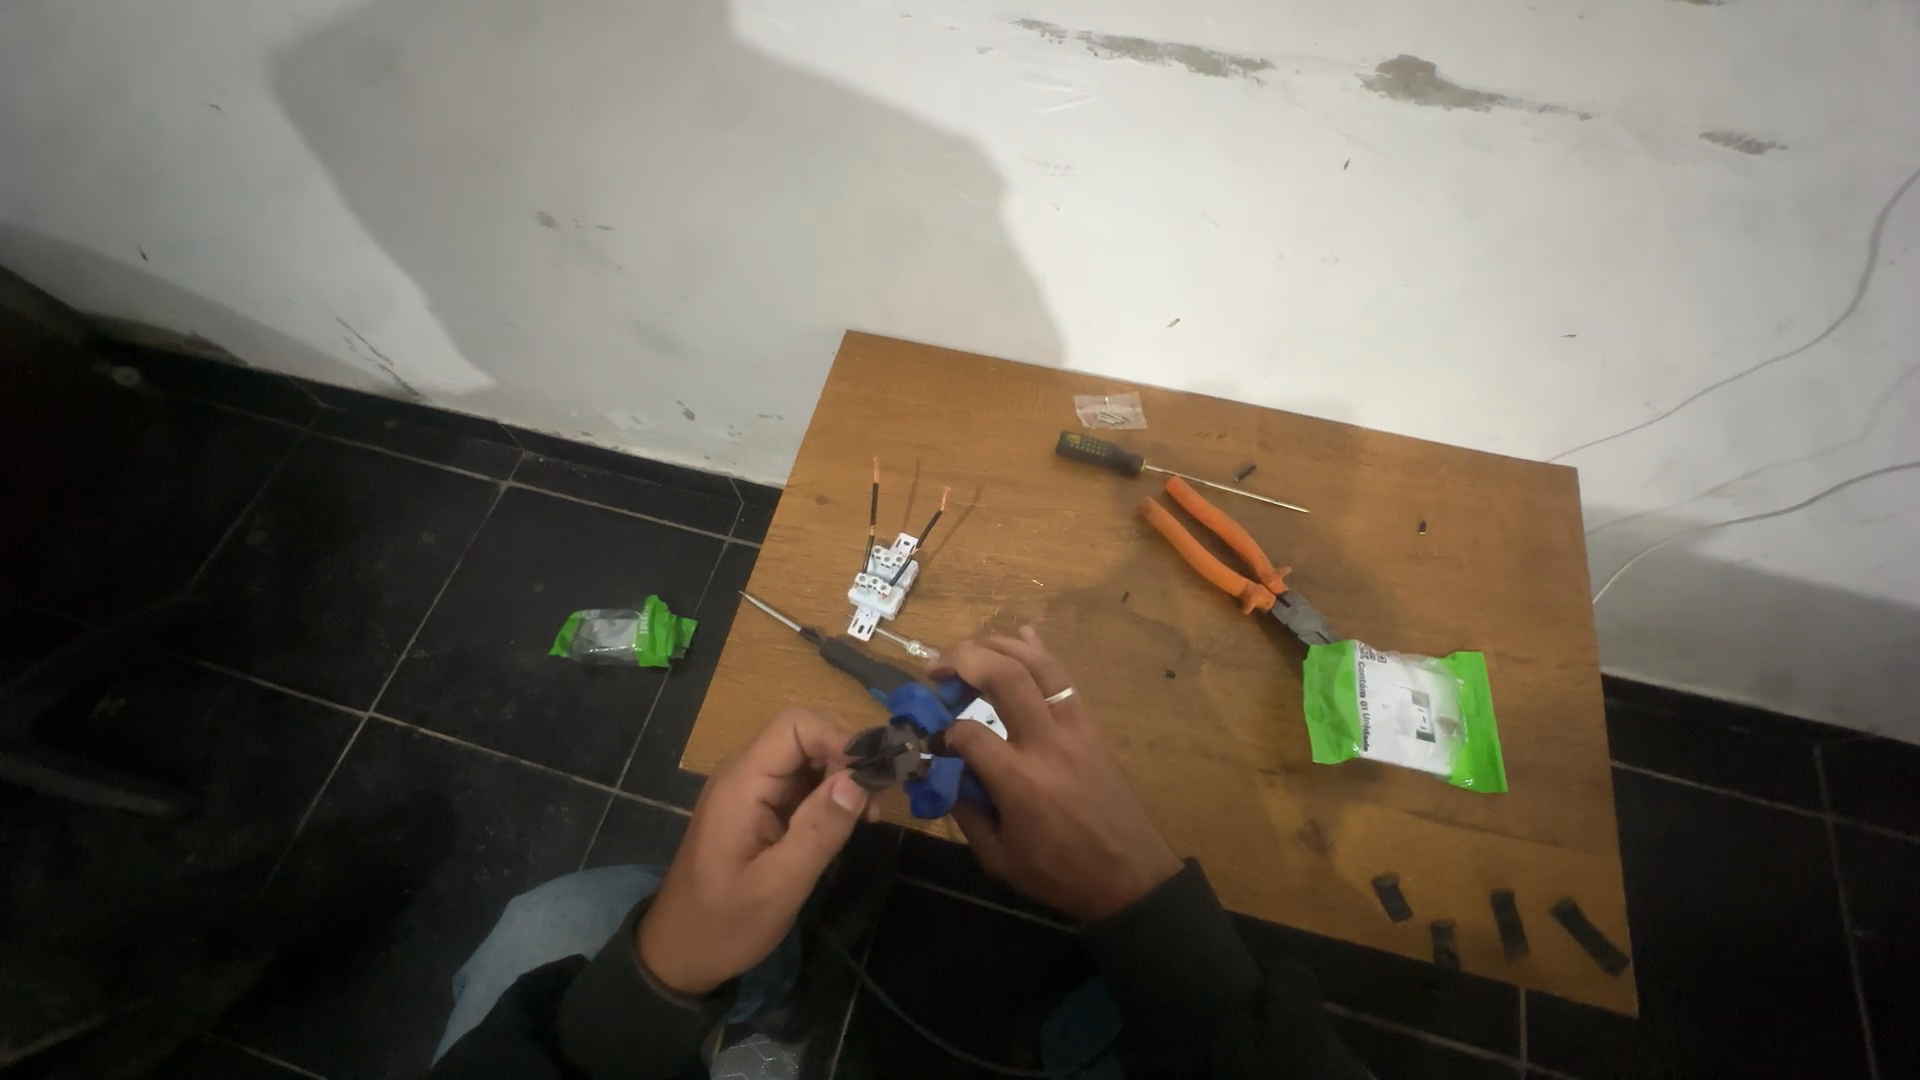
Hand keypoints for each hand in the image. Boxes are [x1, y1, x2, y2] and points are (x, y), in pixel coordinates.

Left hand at [636, 706, 870, 995]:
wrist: (677, 955)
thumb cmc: (723, 925)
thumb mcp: (778, 887)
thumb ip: (819, 831)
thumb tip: (860, 779)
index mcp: (742, 783)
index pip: (796, 724)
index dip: (839, 738)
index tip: (871, 776)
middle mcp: (746, 771)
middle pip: (806, 732)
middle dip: (848, 756)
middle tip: (876, 800)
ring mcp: (753, 786)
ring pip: (809, 752)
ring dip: (845, 773)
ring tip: (870, 813)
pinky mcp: (761, 802)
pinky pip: (803, 777)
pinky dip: (832, 790)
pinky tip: (850, 818)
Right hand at [935, 628, 1182, 922]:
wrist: (1131, 875)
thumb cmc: (1062, 874)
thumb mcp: (1000, 859)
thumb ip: (966, 813)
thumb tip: (943, 773)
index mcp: (1019, 782)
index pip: (968, 733)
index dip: (942, 732)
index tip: (935, 741)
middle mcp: (1046, 742)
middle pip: (1004, 677)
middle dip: (963, 661)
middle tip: (936, 668)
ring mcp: (1073, 727)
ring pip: (1037, 664)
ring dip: (999, 645)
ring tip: (970, 649)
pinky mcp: (1089, 724)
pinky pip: (1064, 676)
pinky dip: (1040, 650)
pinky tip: (1023, 632)